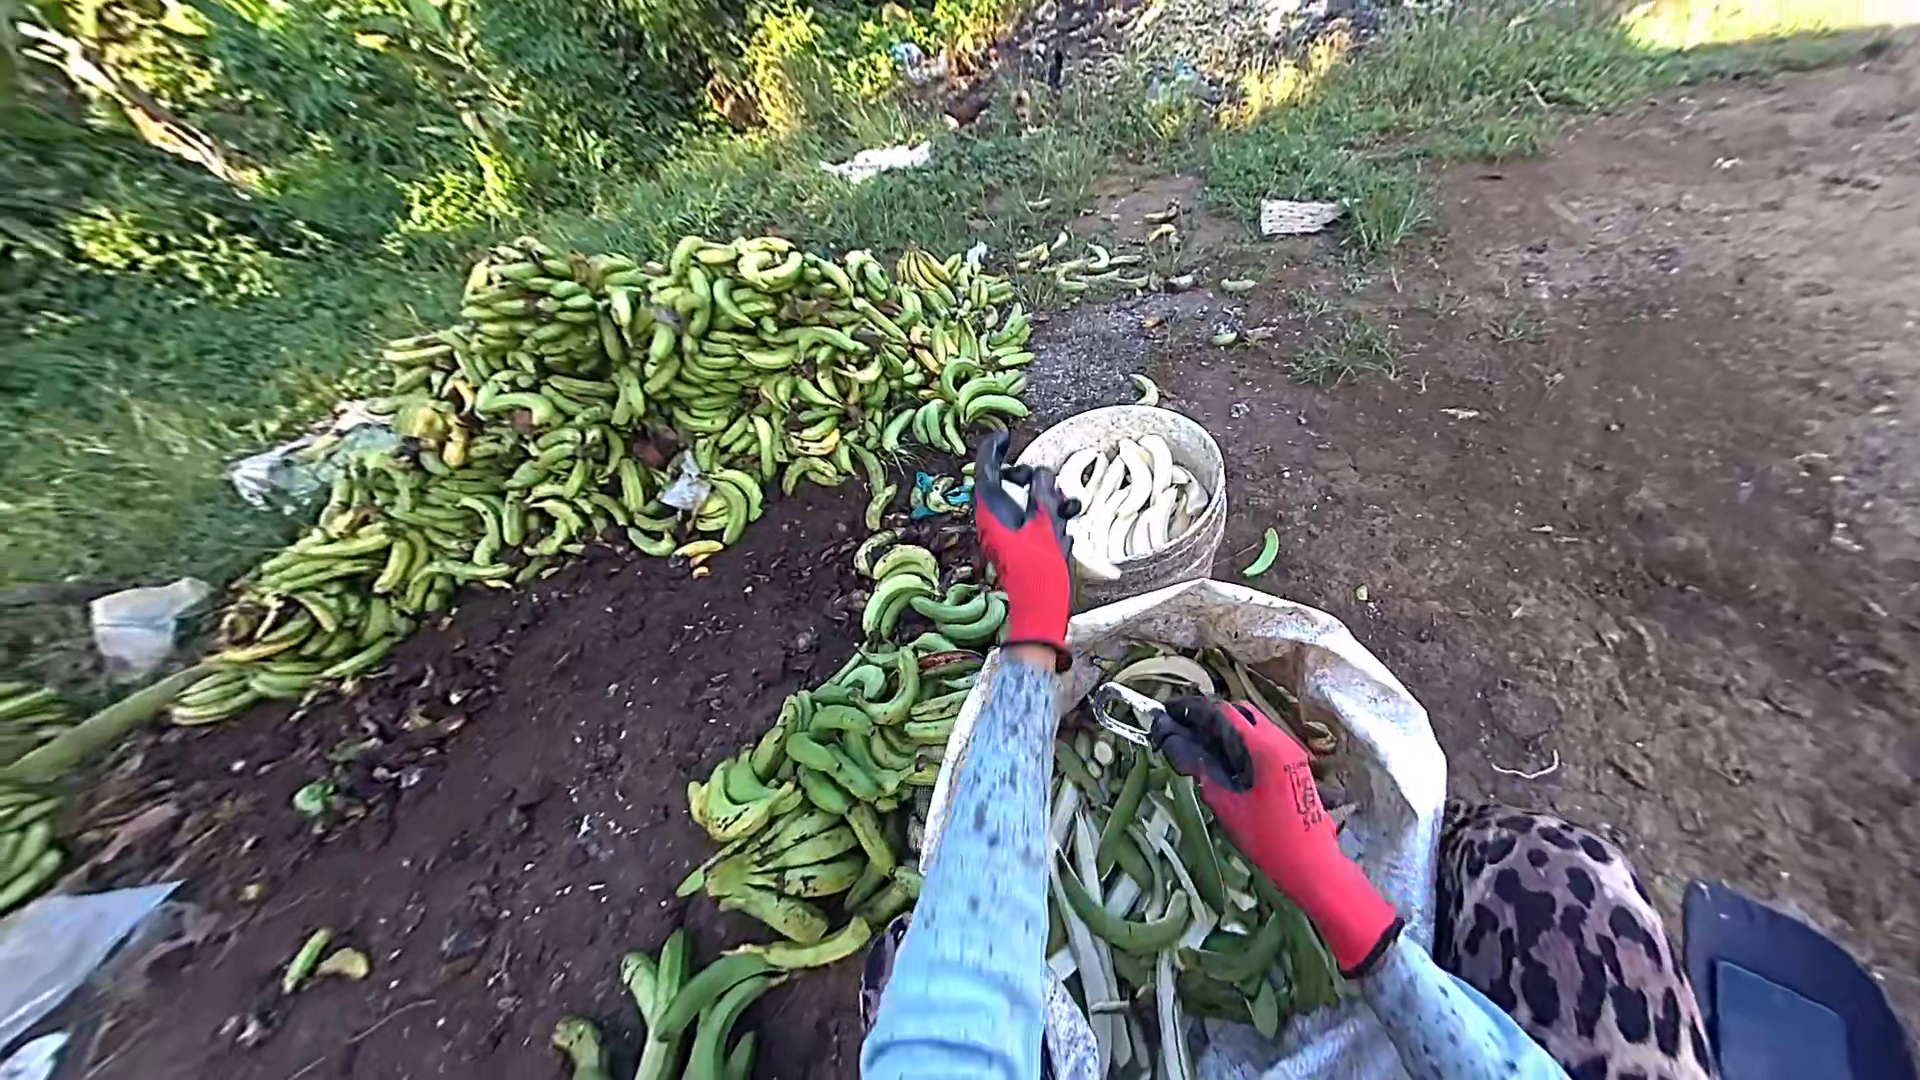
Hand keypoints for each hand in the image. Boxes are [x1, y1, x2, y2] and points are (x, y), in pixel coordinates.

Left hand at [974, 432, 1073, 669]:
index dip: (994, 447)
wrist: (1040, 607)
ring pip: (1022, 502)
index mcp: (991, 508)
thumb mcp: (1045, 520)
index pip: (986, 467)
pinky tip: (1064, 531)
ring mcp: (1002, 533)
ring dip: (1047, 502)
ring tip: (1068, 511)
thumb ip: (1042, 491)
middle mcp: (992, 518)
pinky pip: (1028, 522)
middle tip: (1050, 488)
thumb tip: (1040, 475)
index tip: (1005, 435)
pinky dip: (1046, 520)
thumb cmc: (1039, 566)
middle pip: (1007, 483)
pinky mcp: (1014, 546)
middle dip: (1033, 480)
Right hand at [1152, 695, 1401, 976]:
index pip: (1222, 712)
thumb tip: (1173, 742)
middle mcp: (1280, 741)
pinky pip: (1261, 738)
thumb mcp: (1227, 804)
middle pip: (1238, 711)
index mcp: (1264, 748)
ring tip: (1197, 740)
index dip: (1192, 709)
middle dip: (1207, 714)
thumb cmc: (1270, 839)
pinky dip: (1238, 738)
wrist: (1316, 868)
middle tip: (1182, 725)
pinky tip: (1221, 755)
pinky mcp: (1293, 763)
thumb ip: (1201, 769)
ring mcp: (1290, 751)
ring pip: (1251, 723)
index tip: (1169, 712)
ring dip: (1223, 726)